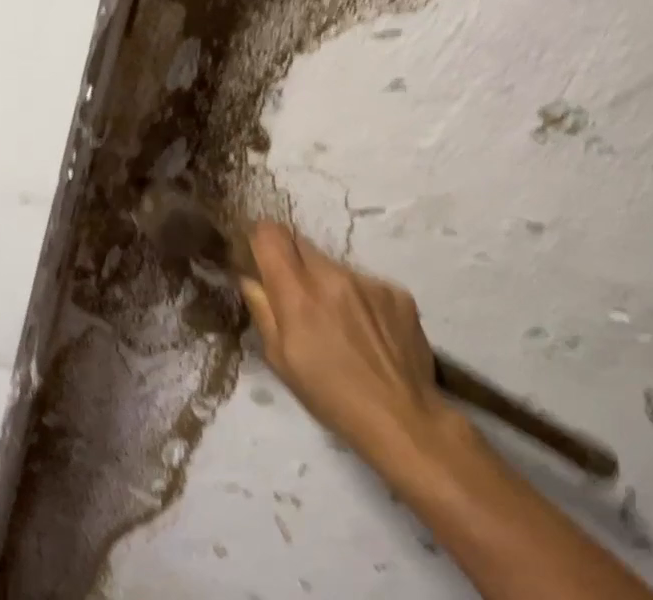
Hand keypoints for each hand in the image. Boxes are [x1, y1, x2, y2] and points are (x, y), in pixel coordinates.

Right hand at [238, 222, 449, 457]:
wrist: (402, 417)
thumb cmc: (329, 395)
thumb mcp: (278, 358)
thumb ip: (261, 309)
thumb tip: (249, 277)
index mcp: (298, 293)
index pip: (270, 234)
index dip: (259, 239)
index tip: (258, 257)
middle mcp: (333, 276)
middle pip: (300, 243)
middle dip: (290, 262)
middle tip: (294, 296)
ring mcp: (369, 282)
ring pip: (333, 265)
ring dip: (324, 282)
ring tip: (335, 322)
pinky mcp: (398, 292)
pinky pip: (364, 282)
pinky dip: (357, 297)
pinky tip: (365, 330)